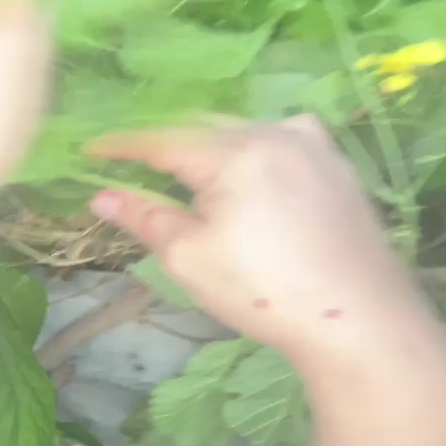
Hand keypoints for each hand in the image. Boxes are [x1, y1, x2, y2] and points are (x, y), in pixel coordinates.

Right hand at [86, 117, 443, 372]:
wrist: (357, 318)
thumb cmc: (259, 288)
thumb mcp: (186, 255)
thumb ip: (143, 217)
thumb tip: (100, 197)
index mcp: (236, 154)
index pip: (162, 140)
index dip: (121, 145)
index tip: (87, 149)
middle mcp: (278, 135)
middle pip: (203, 127)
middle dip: (161, 141)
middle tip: (124, 159)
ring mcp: (315, 147)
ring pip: (241, 130)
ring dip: (202, 142)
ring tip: (174, 163)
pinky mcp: (336, 166)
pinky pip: (276, 140)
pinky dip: (241, 149)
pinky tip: (232, 172)